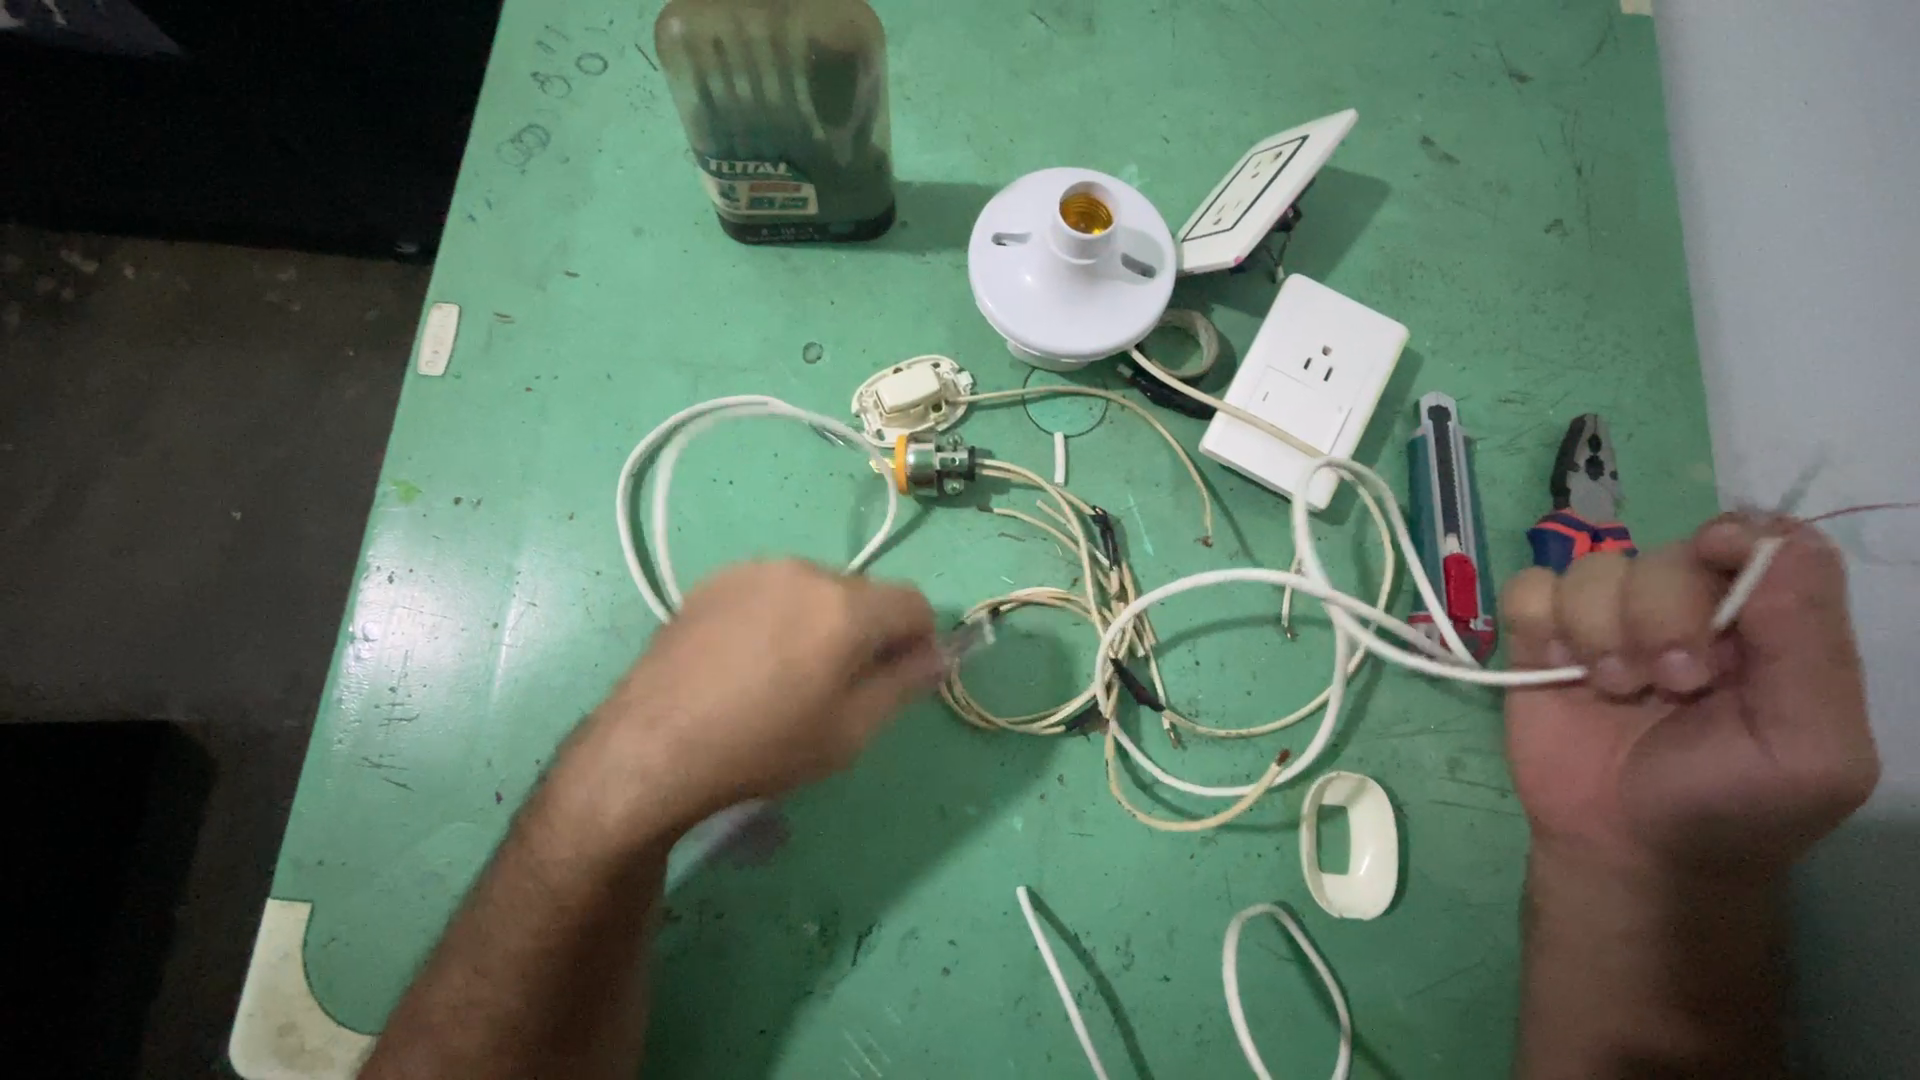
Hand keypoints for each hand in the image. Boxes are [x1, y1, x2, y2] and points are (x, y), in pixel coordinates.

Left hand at [579, 560, 941, 830]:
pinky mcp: (716, 580)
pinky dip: (780, 615)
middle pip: (865, 594)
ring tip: (785, 674)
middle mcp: (806, 571)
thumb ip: (905, 684)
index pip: (915, 602)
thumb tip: (940, 654)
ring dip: (823, 621)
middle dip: (869, 631)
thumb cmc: (763, 747)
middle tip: (838, 686)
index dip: (919, 639)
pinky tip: (747, 660)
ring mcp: (756, 569)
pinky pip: (773, 589)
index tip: (898, 678)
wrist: (652, 747)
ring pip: (818, 589)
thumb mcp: (850, 732)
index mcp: (847, 606)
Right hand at [1499, 515, 1878, 878]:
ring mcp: (1603, 625)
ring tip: (1609, 689)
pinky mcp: (1538, 639)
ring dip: (1596, 628)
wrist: (1625, 849)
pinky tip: (1556, 667)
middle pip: (1662, 555)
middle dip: (1659, 616)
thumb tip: (1764, 542)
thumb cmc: (1731, 806)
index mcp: (1761, 630)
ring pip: (1590, 569)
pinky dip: (1538, 620)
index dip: (1732, 536)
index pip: (1754, 541)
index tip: (1713, 559)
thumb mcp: (1812, 747)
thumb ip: (1807, 646)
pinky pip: (1527, 588)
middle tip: (1667, 684)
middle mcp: (1681, 615)